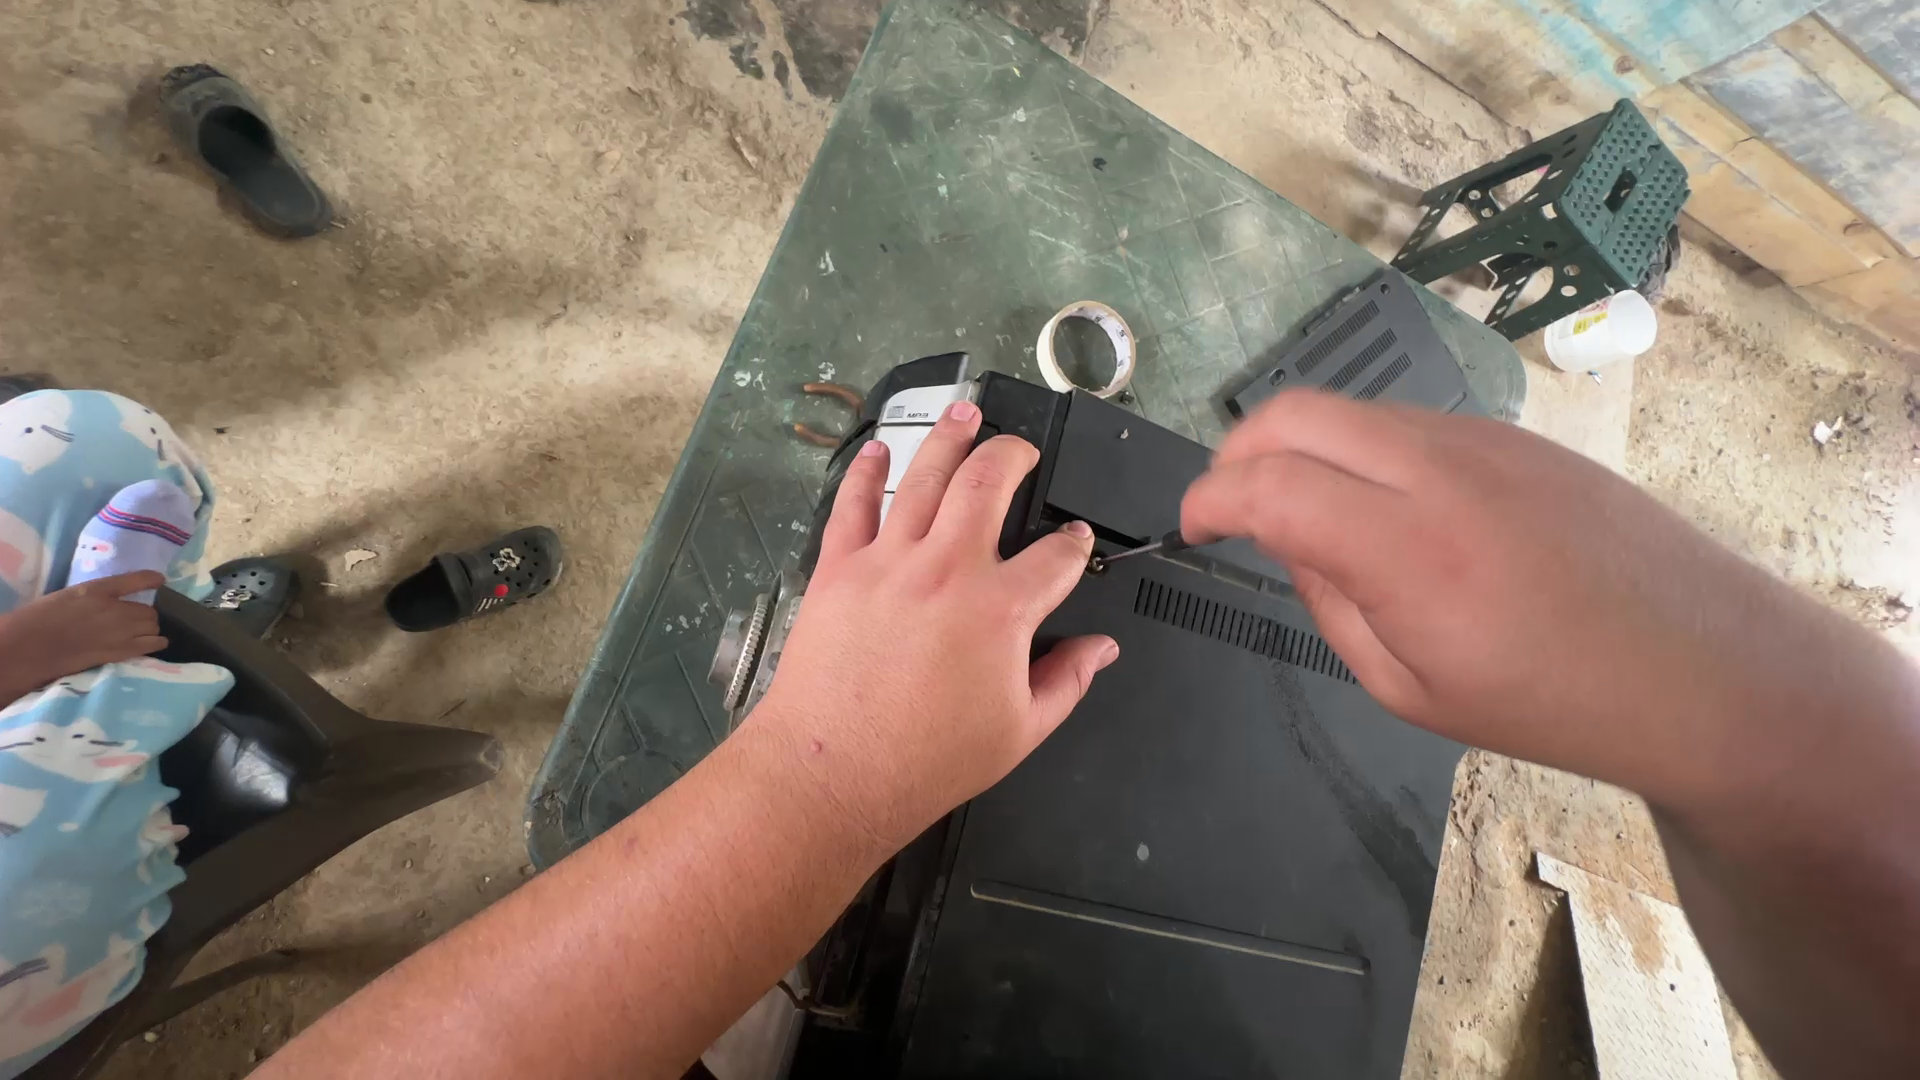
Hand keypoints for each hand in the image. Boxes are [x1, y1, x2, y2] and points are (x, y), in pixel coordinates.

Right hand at [0, 571, 167, 702]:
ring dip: (146, 629)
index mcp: (96, 591)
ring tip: (131, 634)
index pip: (137, 579)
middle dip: (140, 615)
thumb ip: (92, 595)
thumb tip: (113, 597)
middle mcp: (116, 608)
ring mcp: (123, 630)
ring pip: (153, 626)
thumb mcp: (63, 597)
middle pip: (149, 610)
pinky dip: (154, 643)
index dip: (151, 579)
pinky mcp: (124, 649)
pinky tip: (145, 643)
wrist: (21, 649)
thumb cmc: (34, 621)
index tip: (157, 581)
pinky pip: (156, 643)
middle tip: (125, 621)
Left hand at [746, 400, 1117, 850]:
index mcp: (1001, 609)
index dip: (1075, 545)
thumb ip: (1068, 680)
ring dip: (950, 437)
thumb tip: (1102, 648)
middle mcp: (949, 568)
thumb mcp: (1021, 730)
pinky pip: (854, 505)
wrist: (834, 772)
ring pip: (926, 476)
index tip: (1076, 541)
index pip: (1057, 557)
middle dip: (1015, 455)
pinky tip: (878, 451)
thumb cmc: (929, 759)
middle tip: (1023, 450)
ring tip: (966, 411)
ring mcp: (890, 561)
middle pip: (991, 483)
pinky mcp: (840, 567)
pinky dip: (867, 473)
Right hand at [1180, 389, 1886, 812]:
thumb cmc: (1550, 704)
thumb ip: (1326, 602)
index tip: (1192, 526)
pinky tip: (1375, 506)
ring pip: (1342, 411)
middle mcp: (1441, 471)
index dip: (1208, 498)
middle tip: (1229, 505)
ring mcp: (1483, 440)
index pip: (1269, 486)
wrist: (1718, 672)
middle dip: (1234, 453)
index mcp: (1411, 552)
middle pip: (1292, 414)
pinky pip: (1395, 422)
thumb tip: (1286, 540)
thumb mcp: (1404, 687)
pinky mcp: (1511, 434)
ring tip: (1304, 512)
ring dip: (1294, 450)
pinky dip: (1351, 451)